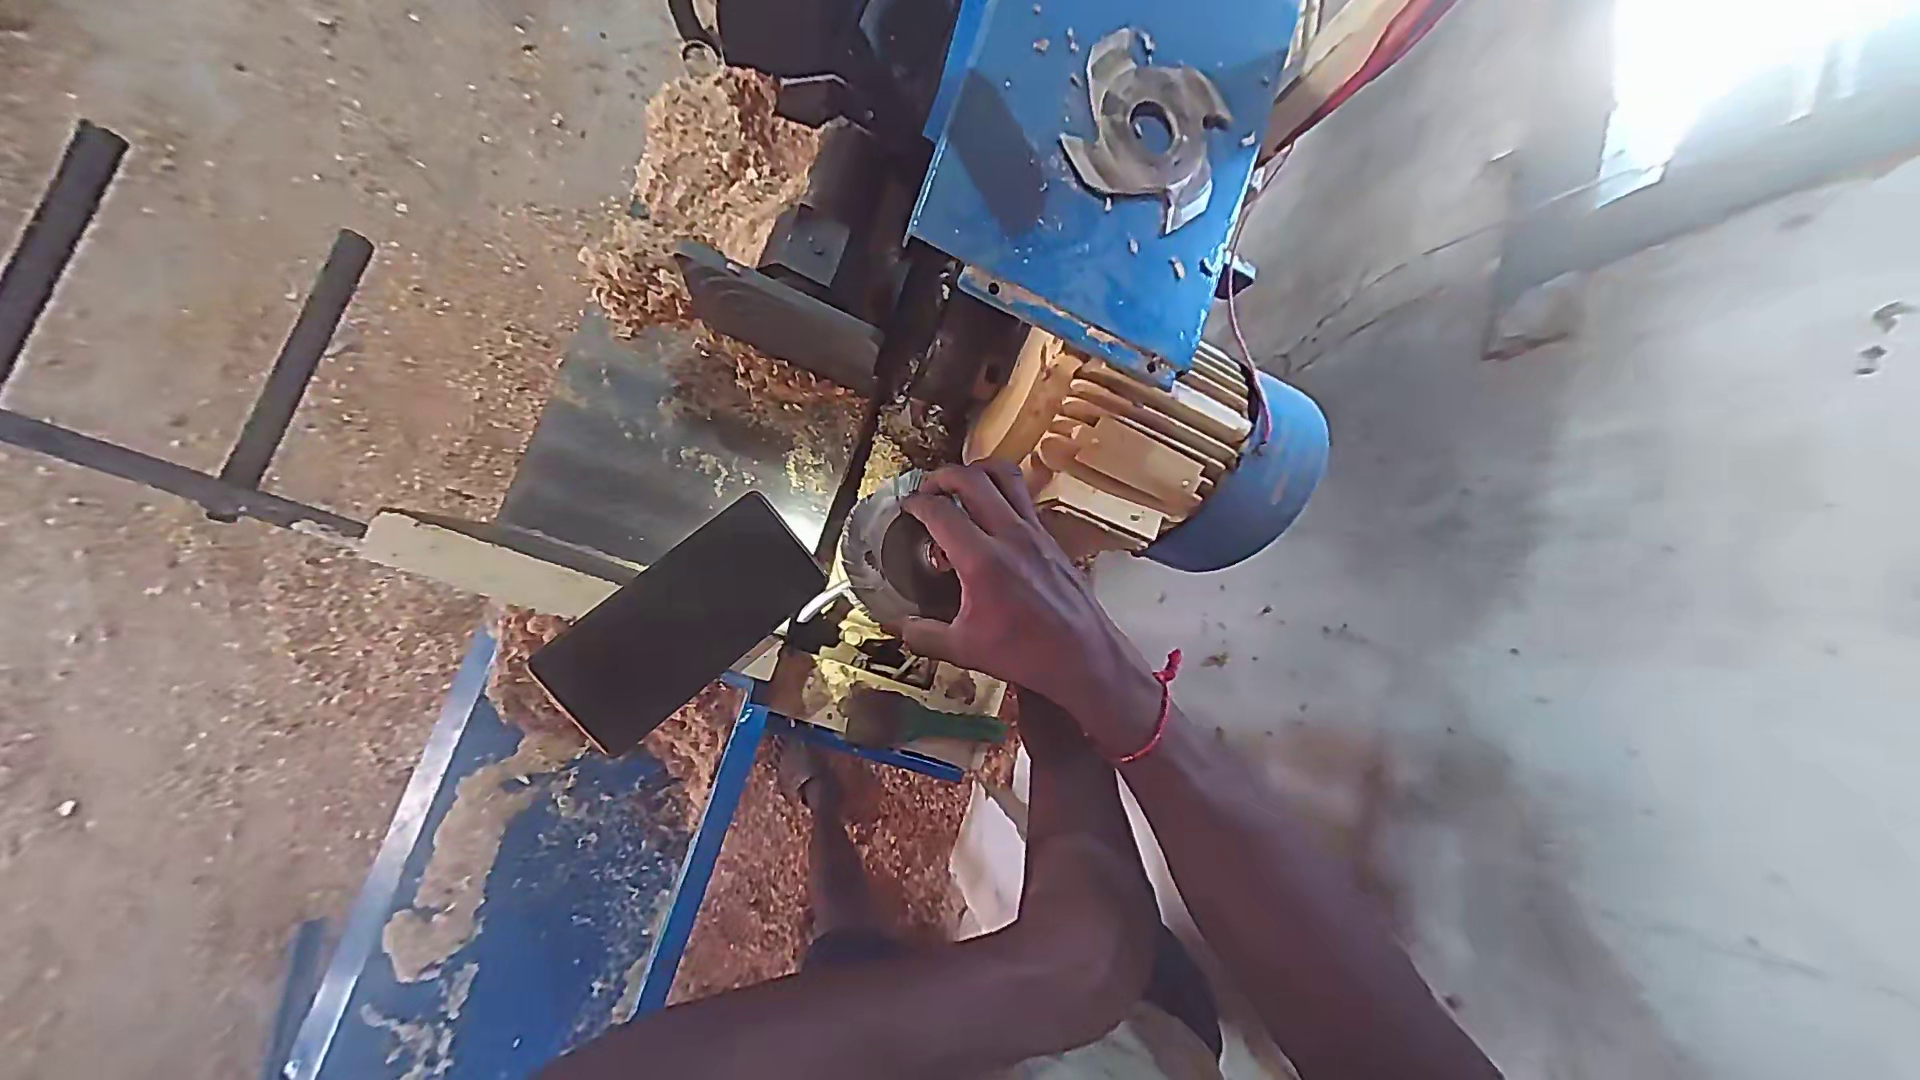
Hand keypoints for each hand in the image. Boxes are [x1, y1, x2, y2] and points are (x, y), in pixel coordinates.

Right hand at [899, 463, 1161, 748]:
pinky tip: (992, 515)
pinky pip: (1024, 496)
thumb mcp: (964, 649)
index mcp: (983, 561)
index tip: (907, 506)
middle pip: (971, 478)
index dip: (916, 502)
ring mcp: (1035, 532)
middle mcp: (1010, 536)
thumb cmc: (1029, 654)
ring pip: (1005, 475)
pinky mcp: (1050, 537)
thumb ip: (923, 635)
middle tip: (928, 489)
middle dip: (942, 475)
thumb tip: (898, 625)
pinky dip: (1002, 491)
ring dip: (977, 471)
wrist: (1083, 656)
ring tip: (961, 486)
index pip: (940, 511)